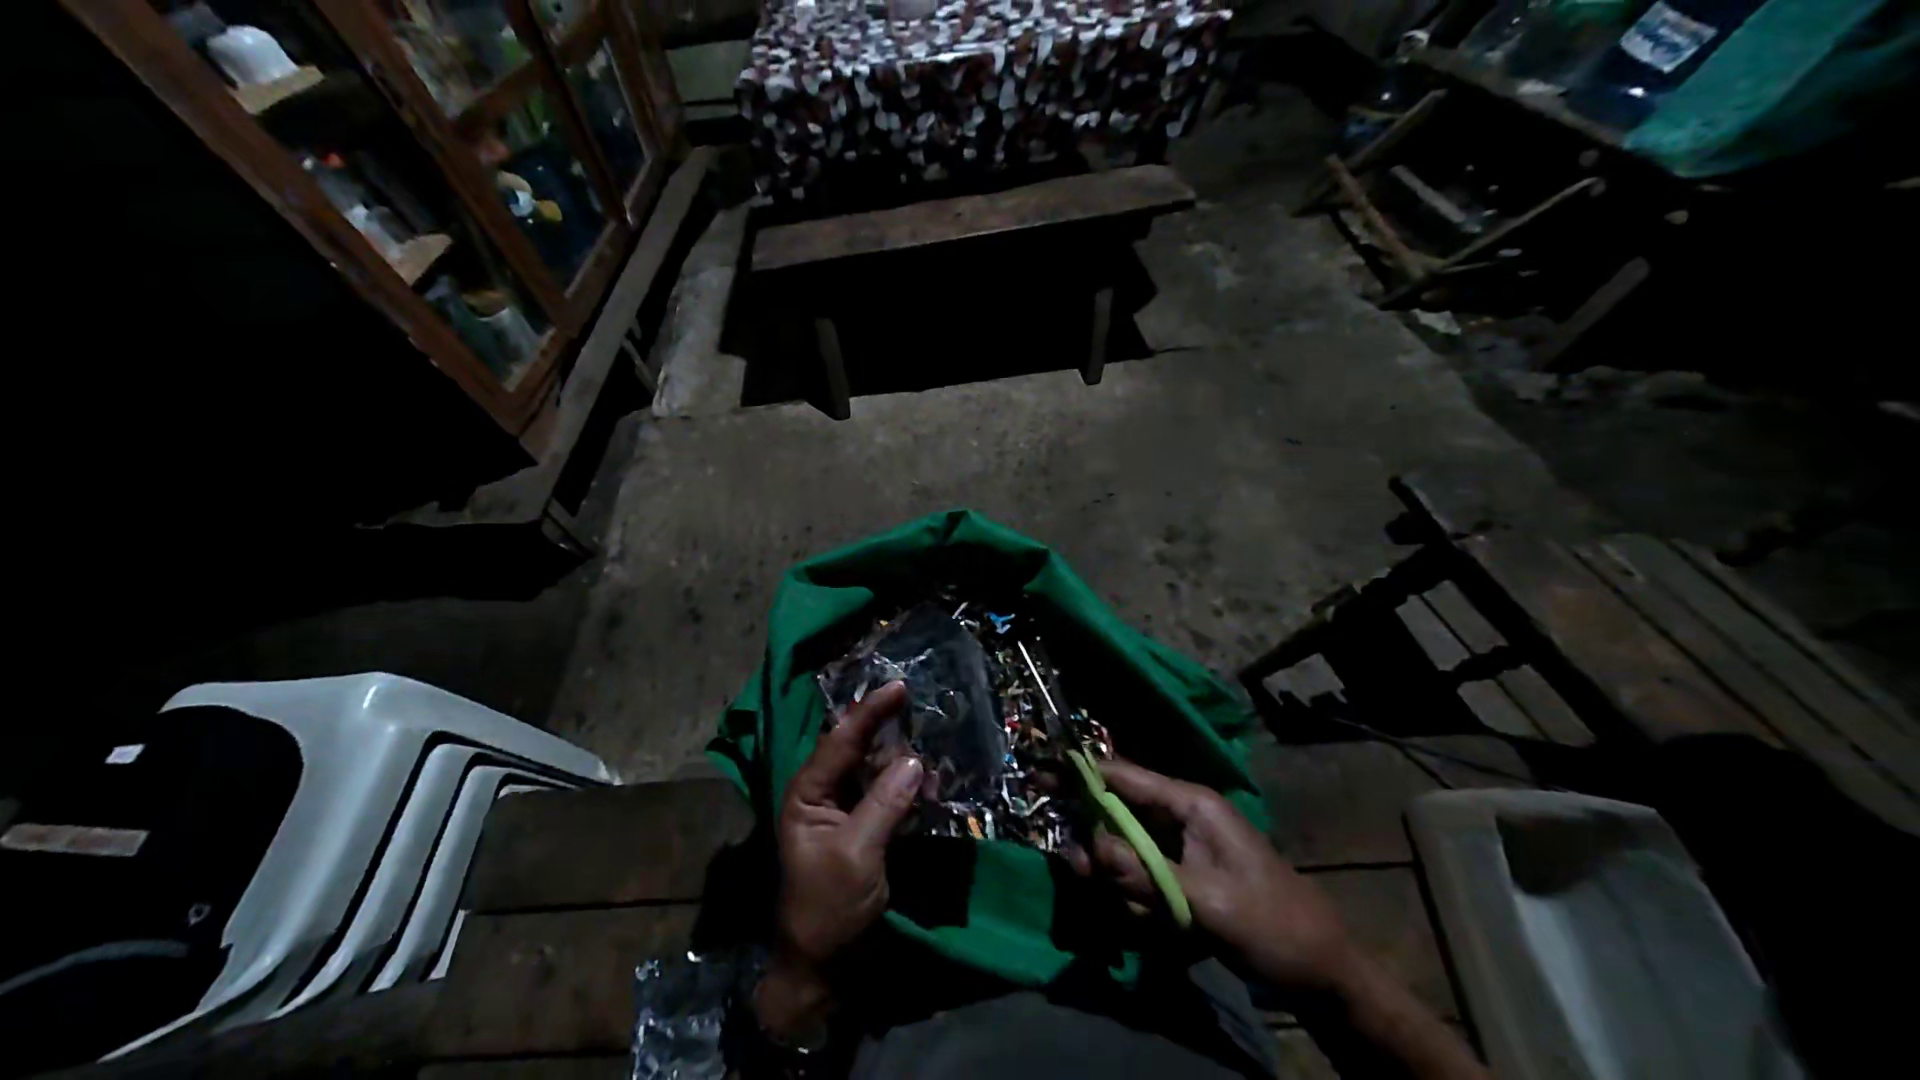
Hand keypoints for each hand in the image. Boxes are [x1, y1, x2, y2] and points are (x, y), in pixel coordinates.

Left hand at [776, 680, 922, 965]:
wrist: (823, 963)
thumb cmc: (827, 906)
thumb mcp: (856, 853)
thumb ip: (884, 803)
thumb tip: (914, 760)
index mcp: (808, 793)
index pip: (841, 741)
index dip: (870, 712)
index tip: (899, 686)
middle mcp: (824, 793)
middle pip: (860, 749)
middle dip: (889, 733)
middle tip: (919, 715)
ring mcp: (845, 810)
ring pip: (878, 771)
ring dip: (904, 764)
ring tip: (929, 766)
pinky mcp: (865, 827)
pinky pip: (888, 795)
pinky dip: (908, 789)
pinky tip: (928, 788)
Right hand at [1084, 759, 1355, 990]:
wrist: (1321, 969)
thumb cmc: (1270, 923)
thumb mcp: (1205, 902)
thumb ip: (1143, 874)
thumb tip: (1087, 850)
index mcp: (1192, 804)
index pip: (1125, 777)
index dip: (1081, 774)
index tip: (1040, 773)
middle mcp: (1182, 816)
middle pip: (1119, 811)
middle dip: (1095, 838)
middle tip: (1075, 867)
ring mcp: (1183, 845)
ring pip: (1127, 846)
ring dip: (1116, 875)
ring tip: (1133, 910)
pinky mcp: (1183, 872)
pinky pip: (1142, 872)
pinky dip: (1135, 894)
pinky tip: (1150, 923)